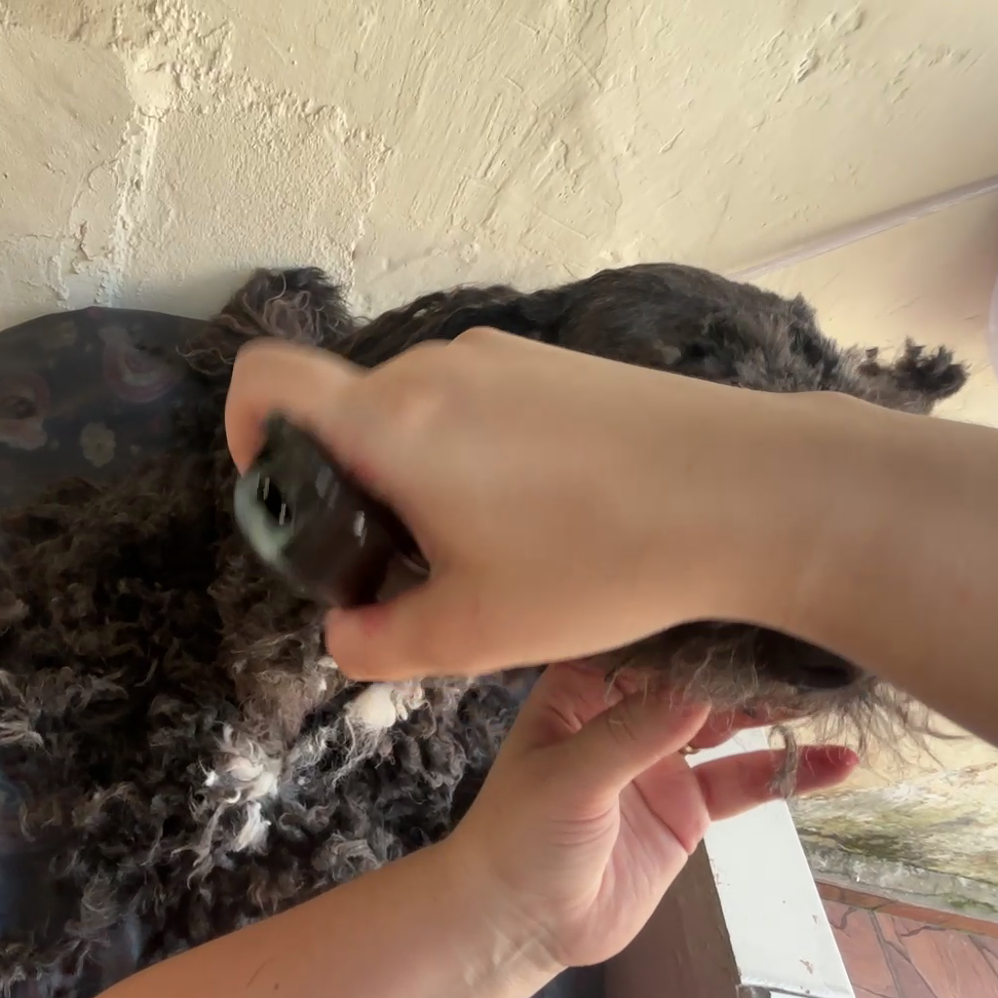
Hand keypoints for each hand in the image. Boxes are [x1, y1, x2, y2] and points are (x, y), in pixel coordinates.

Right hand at [226, 332, 841, 681]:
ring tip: (476, 538)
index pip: (265, 380)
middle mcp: (428, 368)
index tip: (281, 489)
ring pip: (406, 409)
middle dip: (345, 483)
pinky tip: (527, 503)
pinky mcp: (544, 359)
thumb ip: (380, 643)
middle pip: (340, 411)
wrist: (753, 492)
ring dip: (407, 470)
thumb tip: (342, 634)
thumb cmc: (599, 561)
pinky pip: (463, 399)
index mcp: (391, 421)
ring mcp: (493, 355)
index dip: (243, 429)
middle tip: (400, 555)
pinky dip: (458, 448)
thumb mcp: (474, 632)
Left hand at [444, 663, 857, 968]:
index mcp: (574, 694)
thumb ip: (630, 735)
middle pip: (682, 682)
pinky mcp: (684, 809)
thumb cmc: (523, 833)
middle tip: (796, 650)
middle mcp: (616, 719)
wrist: (526, 918)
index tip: (738, 611)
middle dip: (731, 668)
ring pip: (718, 726)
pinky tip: (836, 761)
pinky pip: (740, 784)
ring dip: (764, 711)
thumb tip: (698, 690)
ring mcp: (654, 762)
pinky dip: (783, 773)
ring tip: (822, 694)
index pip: (632, 648)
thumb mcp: (570, 777)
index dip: (679, 631)